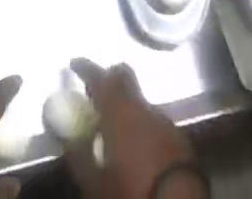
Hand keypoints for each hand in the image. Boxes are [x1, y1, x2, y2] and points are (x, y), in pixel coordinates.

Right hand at [66, 59, 203, 198]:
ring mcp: (168, 125)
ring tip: (118, 132)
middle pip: (126, 82)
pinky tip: (141, 151)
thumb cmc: (132, 191)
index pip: (101, 75)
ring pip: (143, 107)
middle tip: (97, 95)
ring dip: (129, 112)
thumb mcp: (94, 180)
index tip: (74, 65)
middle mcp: (145, 109)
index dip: (86, 68)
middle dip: (110, 84)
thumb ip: (77, 155)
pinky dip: (146, 131)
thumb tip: (66, 139)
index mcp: (120, 110)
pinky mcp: (185, 145)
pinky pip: (158, 127)